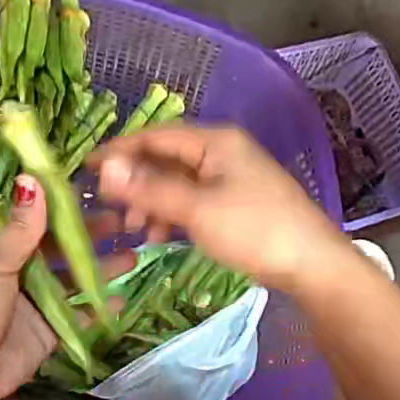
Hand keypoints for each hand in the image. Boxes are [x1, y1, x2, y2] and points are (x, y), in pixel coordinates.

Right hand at [89, 124, 356, 294]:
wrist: (312, 264)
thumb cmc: (254, 230)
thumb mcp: (197, 209)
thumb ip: (151, 189)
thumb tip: (105, 170)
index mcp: (215, 141)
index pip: (156, 136)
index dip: (119, 150)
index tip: (87, 170)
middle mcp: (224, 153)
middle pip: (167, 160)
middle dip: (138, 185)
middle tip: (115, 214)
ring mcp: (234, 179)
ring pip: (181, 185)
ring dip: (156, 205)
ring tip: (139, 233)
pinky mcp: (240, 206)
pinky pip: (197, 203)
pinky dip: (176, 217)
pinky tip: (164, 239)